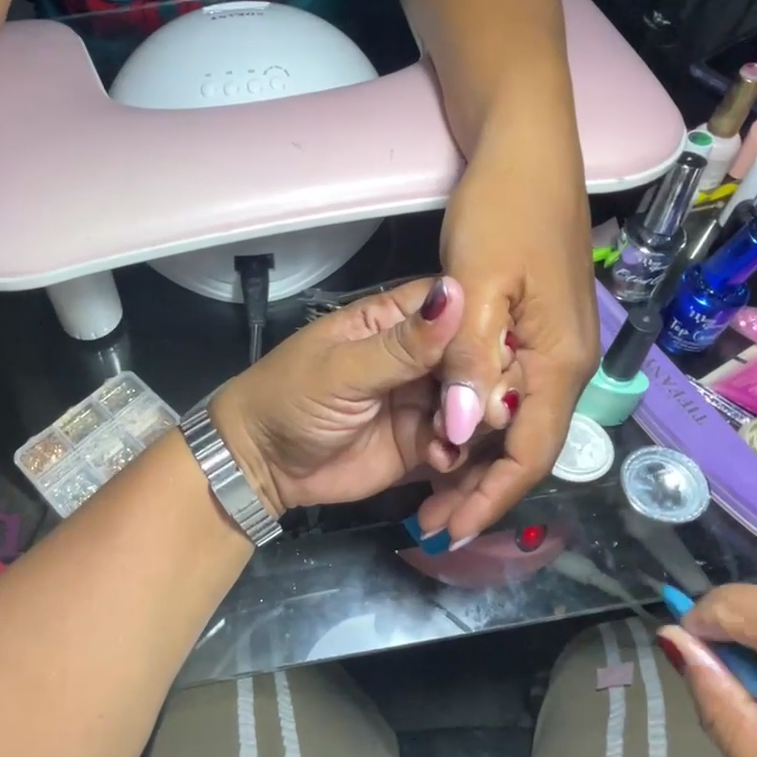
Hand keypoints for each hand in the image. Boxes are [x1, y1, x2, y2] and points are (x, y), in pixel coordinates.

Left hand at [211, 277, 467, 514]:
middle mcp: (419, 356)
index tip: (493, 355)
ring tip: (456, 436)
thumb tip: (455, 292)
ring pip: (477, 402)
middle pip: (476, 357)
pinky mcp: (424, 442)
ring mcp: (424, 400)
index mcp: (395, 320)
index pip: (457, 307)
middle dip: (485, 383)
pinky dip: (462, 452)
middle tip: (481, 410)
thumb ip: (402, 345)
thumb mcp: (342, 370)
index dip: (481, 328)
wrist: (262, 465)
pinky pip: (462, 444)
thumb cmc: (289, 399)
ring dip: (478, 421)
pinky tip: (444, 459)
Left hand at [424, 147, 598, 543]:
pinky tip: (437, 449)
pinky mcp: (512, 334)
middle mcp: (553, 361)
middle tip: (435, 524)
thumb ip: (458, 356)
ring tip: (430, 503)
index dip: (496, 492)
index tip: (458, 529)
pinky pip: (492, 397)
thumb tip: (465, 429)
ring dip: (470, 464)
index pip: (532, 446)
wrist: (519, 150)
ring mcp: (534, 348)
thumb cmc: (498, 209)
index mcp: (555, 354)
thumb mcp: (475, 280)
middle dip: (480, 488)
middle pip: (520, 444)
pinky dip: (467, 428)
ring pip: (503, 426)